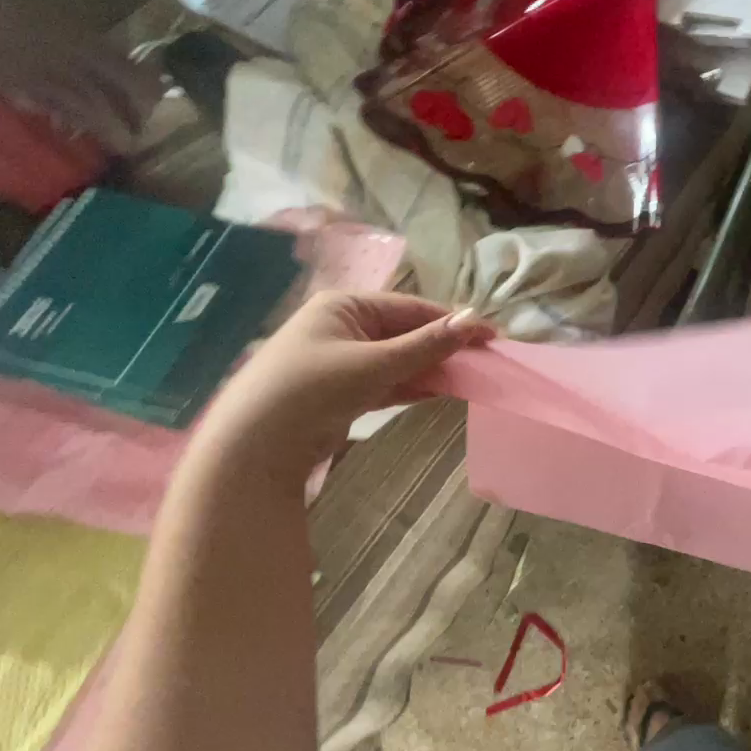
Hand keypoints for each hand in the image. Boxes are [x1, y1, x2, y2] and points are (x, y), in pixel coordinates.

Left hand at [198, 292, 495, 476]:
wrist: (258, 445)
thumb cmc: (313, 388)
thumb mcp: (377, 363)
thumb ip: (429, 343)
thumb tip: (476, 318)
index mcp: (346, 305)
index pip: (413, 308)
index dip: (454, 322)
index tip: (493, 337)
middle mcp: (345, 326)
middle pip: (409, 333)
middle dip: (446, 348)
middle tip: (486, 362)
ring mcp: (345, 359)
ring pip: (403, 359)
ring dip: (435, 369)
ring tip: (472, 379)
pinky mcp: (347, 390)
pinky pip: (392, 381)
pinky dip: (417, 386)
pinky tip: (444, 392)